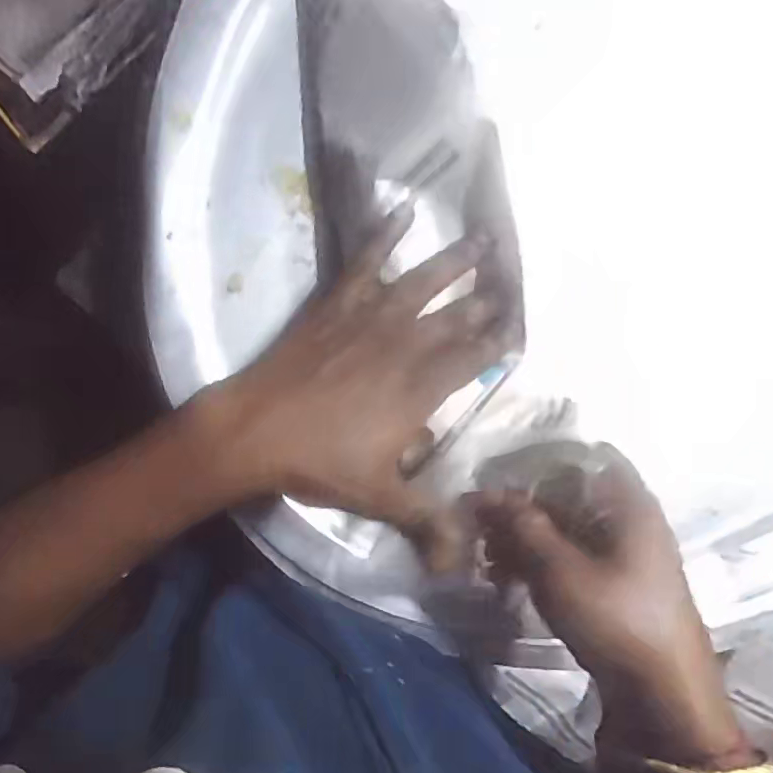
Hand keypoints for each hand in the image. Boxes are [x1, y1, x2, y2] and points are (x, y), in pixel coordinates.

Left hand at [185, 208, 509, 531]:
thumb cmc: (316, 464)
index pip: (473, 360)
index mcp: (421, 389)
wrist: (255, 430)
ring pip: (423, 283)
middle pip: (454, 318)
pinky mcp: (333, 308)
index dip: (497, 344)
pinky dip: (384, 235)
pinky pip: (364, 264)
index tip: (517, 330)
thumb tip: (458, 562)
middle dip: (484, 301)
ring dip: (455, 261)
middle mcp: (405, 346)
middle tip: (508, 282)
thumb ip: (423, 520)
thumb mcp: (376, 498)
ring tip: (484, 240)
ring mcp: (369, 321)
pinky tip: (401, 210)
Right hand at [472, 448, 747, 760]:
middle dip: (518, 508)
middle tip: (477, 526)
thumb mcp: (559, 568)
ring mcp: (619, 553)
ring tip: (485, 560)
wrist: (659, 687)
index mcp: (628, 507)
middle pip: (566, 496)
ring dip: (518, 538)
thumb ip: (522, 525)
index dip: (539, 463)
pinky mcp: (608, 581)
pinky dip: (531, 561)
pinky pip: (563, 556)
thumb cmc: (614, 617)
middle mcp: (627, 522)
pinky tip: (503, 579)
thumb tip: (484, 492)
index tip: (495, 478)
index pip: (586, 458)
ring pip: (559, 528)